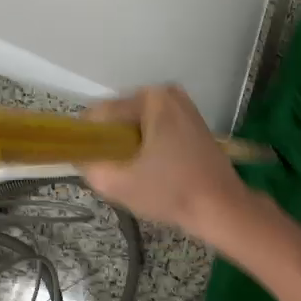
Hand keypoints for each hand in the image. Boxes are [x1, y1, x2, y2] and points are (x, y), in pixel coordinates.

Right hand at [78, 85, 253, 237]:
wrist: (220, 206)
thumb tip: (80, 156)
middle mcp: (168, 94)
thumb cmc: (171, 191)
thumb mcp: (118, 184)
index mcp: (152, 99)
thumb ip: (89, 166)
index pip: (101, 114)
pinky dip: (149, 147)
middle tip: (119, 173)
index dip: (90, 140)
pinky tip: (155, 171)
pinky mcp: (192, 122)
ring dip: (131, 147)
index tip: (91, 165)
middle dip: (113, 144)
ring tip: (138, 174)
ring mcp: (184, 107)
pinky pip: (156, 130)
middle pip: (120, 118)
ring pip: (138, 126)